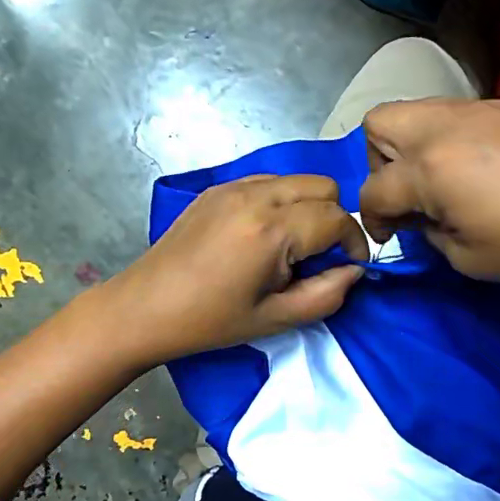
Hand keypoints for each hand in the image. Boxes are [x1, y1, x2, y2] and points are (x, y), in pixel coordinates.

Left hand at [94, 175, 367, 364]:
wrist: (145, 307)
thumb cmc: (209, 321)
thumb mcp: (275, 319)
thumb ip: (326, 294)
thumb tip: (353, 270)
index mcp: (271, 230)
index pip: (337, 218)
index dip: (354, 242)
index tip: (350, 267)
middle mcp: (254, 196)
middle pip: (322, 186)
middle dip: (333, 217)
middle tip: (319, 256)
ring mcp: (231, 187)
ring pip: (294, 179)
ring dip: (306, 206)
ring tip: (289, 246)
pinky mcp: (214, 189)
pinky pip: (264, 181)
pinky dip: (279, 200)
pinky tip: (261, 234)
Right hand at [358, 99, 499, 291]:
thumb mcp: (472, 260)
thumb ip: (432, 234)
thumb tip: (425, 217)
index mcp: (429, 167)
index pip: (373, 190)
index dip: (374, 220)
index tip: (394, 237)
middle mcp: (445, 126)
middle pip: (378, 124)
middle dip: (379, 161)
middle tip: (412, 194)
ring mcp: (481, 109)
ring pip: (417, 111)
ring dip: (414, 146)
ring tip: (447, 183)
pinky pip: (458, 115)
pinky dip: (452, 140)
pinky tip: (488, 171)